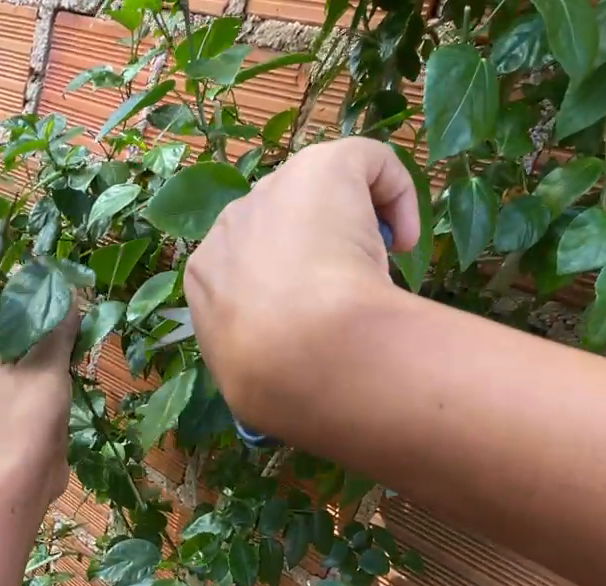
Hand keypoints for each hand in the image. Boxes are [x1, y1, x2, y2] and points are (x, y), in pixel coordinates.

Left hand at [0, 308, 77, 515]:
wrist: (25, 475)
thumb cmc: (29, 416)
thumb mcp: (48, 366)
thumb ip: (60, 332)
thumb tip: (73, 300)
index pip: (18, 314)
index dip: (46, 302)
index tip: (76, 294)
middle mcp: (0, 369)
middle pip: (34, 337)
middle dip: (61, 329)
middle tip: (90, 315)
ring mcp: (17, 392)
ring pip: (46, 361)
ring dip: (67, 354)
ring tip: (92, 337)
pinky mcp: (34, 411)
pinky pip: (53, 384)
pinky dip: (68, 377)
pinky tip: (86, 369)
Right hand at [184, 138, 420, 435]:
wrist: (295, 351)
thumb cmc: (268, 379)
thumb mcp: (245, 383)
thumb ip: (252, 369)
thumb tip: (270, 401)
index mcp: (202, 276)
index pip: (246, 264)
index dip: (282, 285)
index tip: (310, 319)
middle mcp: (230, 226)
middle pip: (279, 224)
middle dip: (312, 252)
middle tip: (342, 296)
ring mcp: (273, 193)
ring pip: (319, 196)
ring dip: (348, 229)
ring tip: (371, 274)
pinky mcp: (320, 167)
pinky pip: (367, 164)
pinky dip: (394, 194)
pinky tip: (403, 242)